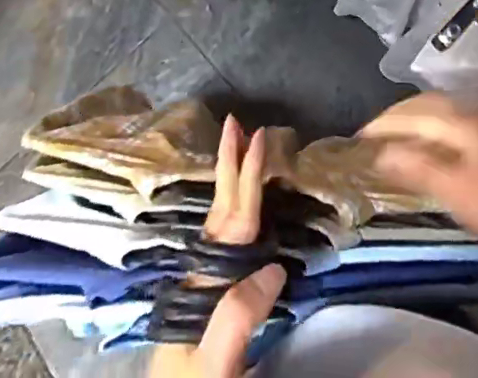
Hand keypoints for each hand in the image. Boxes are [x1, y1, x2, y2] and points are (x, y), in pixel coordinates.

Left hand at [148, 116, 287, 377]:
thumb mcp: (212, 365)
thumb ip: (237, 318)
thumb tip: (273, 266)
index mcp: (206, 282)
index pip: (232, 218)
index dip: (245, 175)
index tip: (256, 137)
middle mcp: (203, 274)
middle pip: (222, 209)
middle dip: (230, 164)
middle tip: (239, 123)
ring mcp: (205, 284)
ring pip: (222, 221)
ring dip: (233, 183)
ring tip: (243, 152)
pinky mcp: (212, 298)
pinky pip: (228, 241)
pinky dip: (238, 212)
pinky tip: (244, 211)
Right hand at [358, 93, 477, 268]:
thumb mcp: (454, 193)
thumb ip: (415, 167)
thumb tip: (377, 153)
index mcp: (466, 122)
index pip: (415, 112)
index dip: (384, 123)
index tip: (357, 138)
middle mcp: (476, 113)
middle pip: (427, 104)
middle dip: (396, 117)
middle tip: (368, 136)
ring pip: (439, 112)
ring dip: (412, 120)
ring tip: (388, 139)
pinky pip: (450, 123)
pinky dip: (428, 128)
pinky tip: (420, 146)